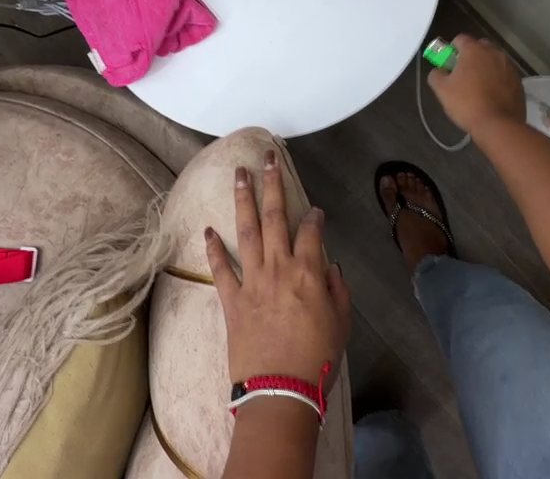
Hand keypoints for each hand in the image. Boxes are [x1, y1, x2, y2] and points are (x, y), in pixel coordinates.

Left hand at [206, 150, 350, 388]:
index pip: (312, 230)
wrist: (281, 391)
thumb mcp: (342, 323)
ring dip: (242, 199)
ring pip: (246, 231)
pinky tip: (207, 229)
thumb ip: (338, 290)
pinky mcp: (231, 300)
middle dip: (272, 184)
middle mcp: (279, 267)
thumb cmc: (318, 359)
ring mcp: (252, 281)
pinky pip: (220, 269)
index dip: (314, 217)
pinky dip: (213, 249)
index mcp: (308, 271)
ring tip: (238, 173)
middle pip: (275, 216)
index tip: (315, 211)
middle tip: (266, 157)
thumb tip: (331, 267)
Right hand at [428, 34, 524, 135]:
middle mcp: (494, 53)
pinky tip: (493, 95)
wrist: (498, 125)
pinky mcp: (519, 81)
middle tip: (464, 74)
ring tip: (479, 86)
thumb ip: (436, 75)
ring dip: (486, 67)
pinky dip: (498, 79)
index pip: (460, 39)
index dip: (452, 49)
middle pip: (480, 47)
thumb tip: (439, 71)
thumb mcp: (442, 90)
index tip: (449, 63)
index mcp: (474, 50)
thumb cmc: (467, 104)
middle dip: (471, 56)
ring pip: (494, 60)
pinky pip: (504, 74)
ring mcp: (509, 66)